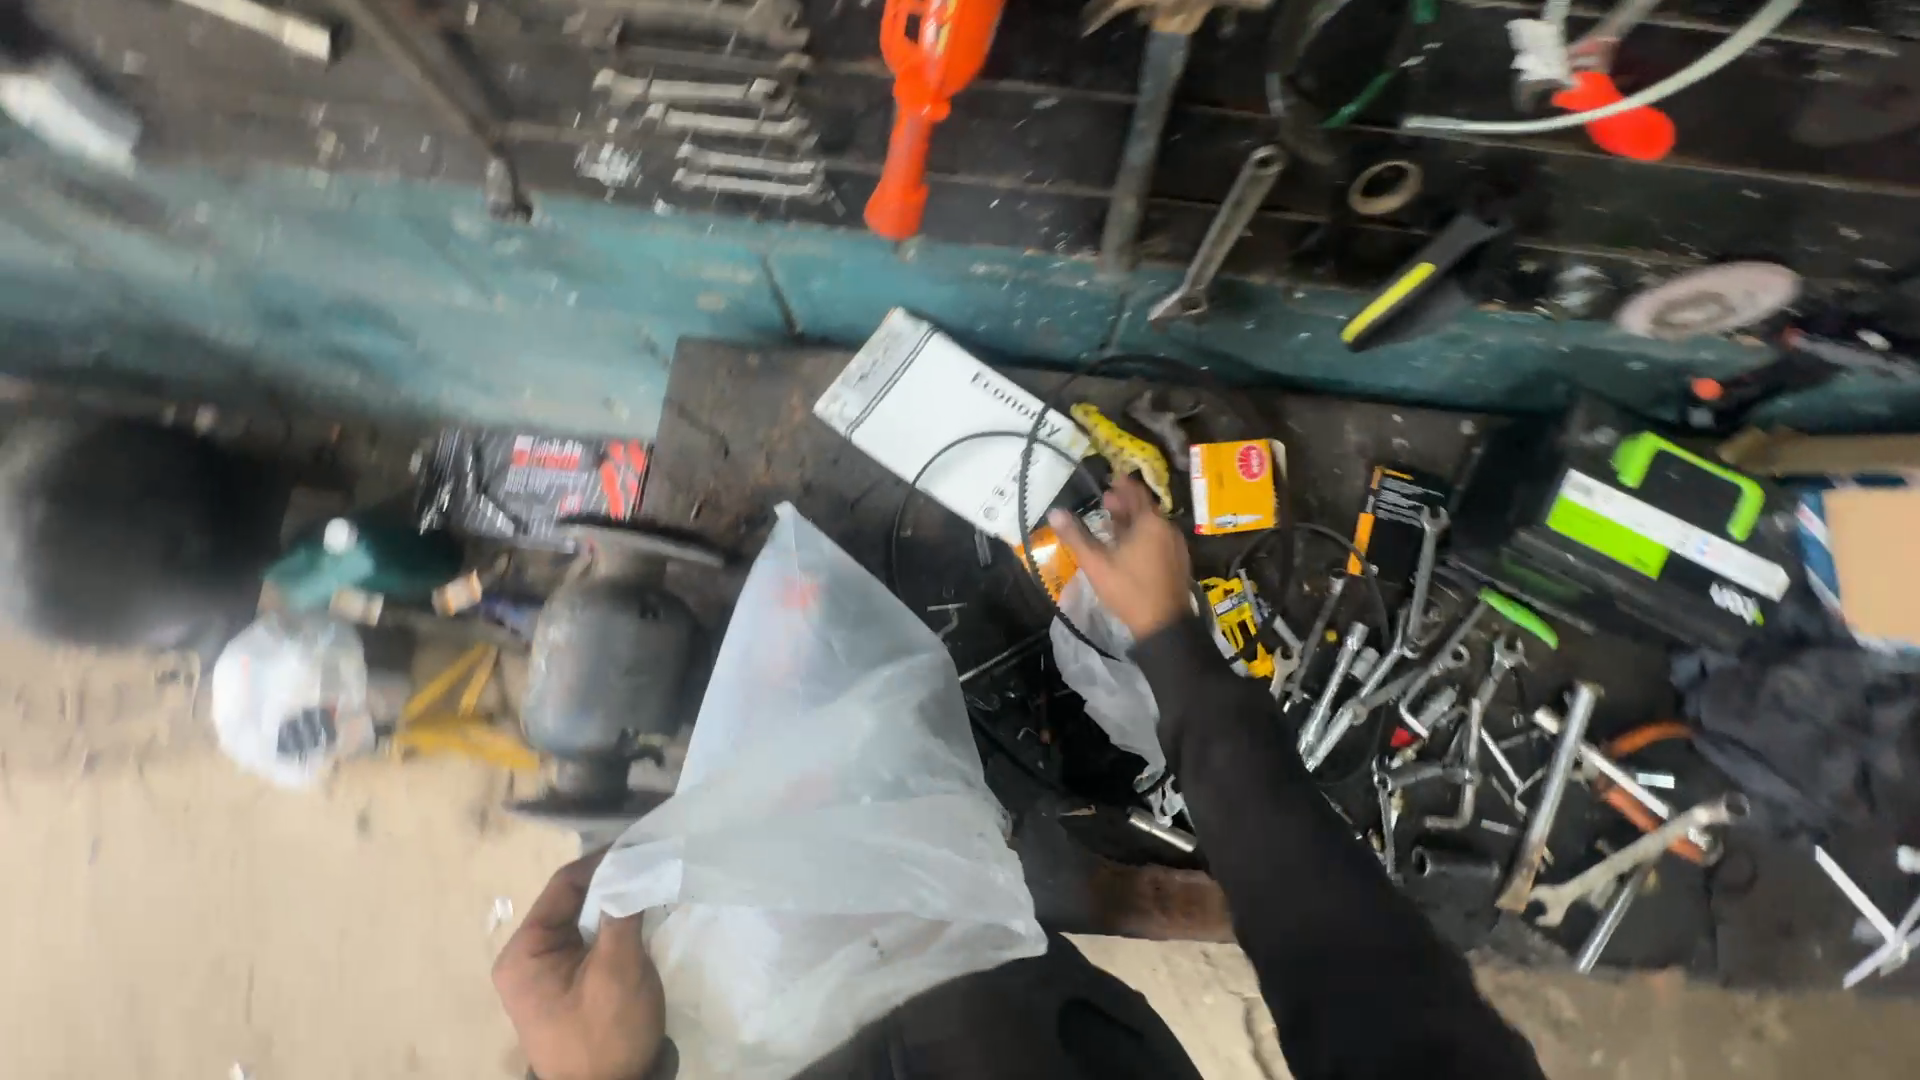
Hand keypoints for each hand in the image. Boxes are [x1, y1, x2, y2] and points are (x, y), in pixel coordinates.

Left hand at [494, 849, 665, 1079]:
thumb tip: (638, 859)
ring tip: (657, 876)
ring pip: (588, 913)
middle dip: (616, 877)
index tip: (647, 844)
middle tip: (657, 857)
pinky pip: (594, 933)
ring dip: (620, 897)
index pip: (565, 884)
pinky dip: (620, 918)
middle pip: (575, 896)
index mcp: (524, 951)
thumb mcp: (617, 968)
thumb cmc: (606, 1033)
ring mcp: (550, 968)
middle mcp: (529, 954)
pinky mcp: (572, 978)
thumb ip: (623, 910)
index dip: (605, 860)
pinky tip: (647, 907)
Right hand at [1048, 474, 1193, 640]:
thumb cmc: (1128, 589)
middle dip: (1124, 504)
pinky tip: (1129, 547)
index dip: (1122, 485)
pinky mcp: (1178, 561)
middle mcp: (1167, 528)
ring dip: (1133, 521)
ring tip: (1113, 525)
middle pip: (1145, 508)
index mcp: (1150, 522)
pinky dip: (1144, 535)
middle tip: (1105, 503)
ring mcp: (1176, 545)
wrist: (1164, 624)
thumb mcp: (1096, 563)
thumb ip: (1075, 536)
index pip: (1136, 492)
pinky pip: (1159, 539)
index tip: (1109, 480)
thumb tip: (1054, 512)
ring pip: (1152, 525)